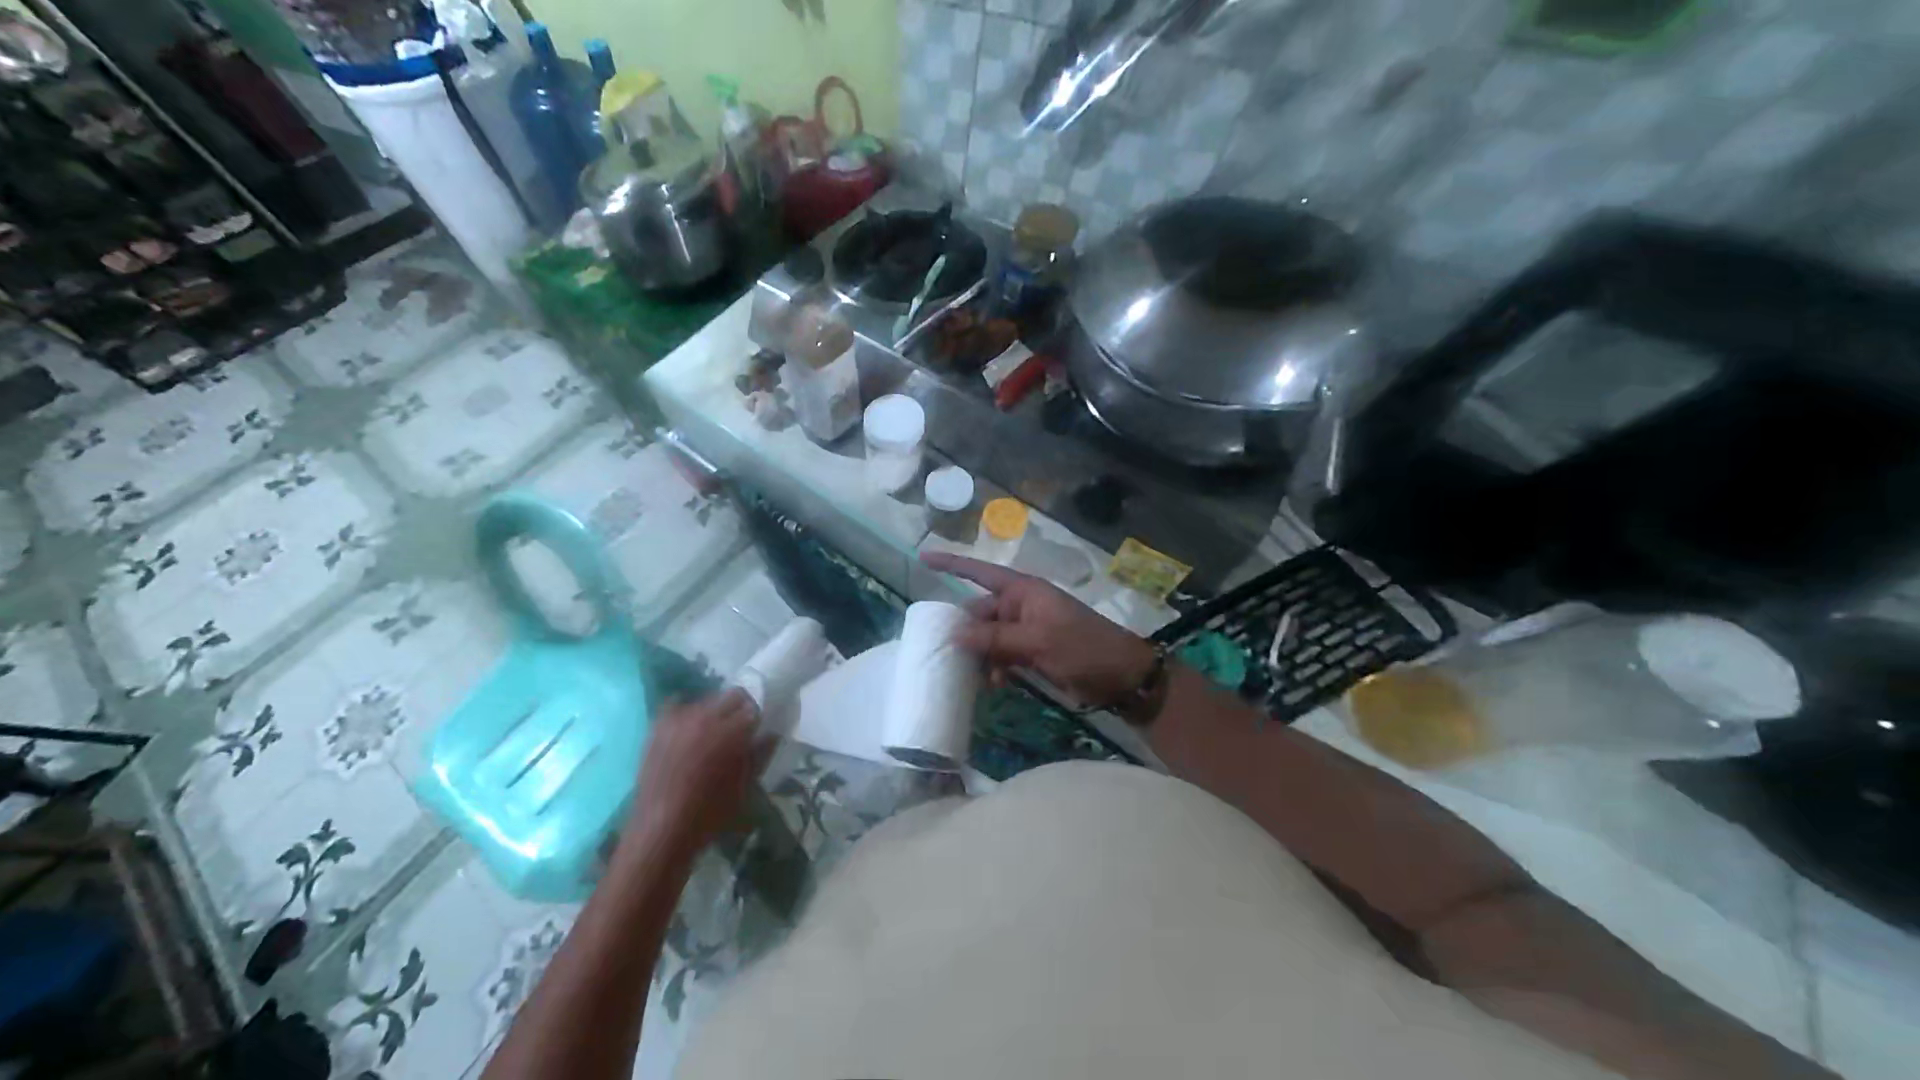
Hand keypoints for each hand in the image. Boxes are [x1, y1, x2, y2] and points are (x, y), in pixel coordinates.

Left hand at [629, 689, 764, 858]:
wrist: (661, 830)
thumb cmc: (710, 812)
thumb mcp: (745, 786)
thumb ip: (761, 754)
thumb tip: (771, 734)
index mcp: (732, 730)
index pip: (755, 707)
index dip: (759, 717)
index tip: (760, 727)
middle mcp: (706, 716)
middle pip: (732, 696)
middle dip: (740, 708)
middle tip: (741, 728)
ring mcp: (679, 719)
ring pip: (706, 701)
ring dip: (715, 712)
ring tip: (713, 732)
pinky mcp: (658, 727)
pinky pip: (677, 706)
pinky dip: (688, 713)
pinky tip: (689, 728)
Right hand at [921, 552, 1155, 709]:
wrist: (1123, 677)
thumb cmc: (1083, 648)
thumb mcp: (1037, 642)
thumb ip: (995, 638)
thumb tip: (954, 634)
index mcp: (1023, 591)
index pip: (979, 572)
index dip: (951, 564)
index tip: (922, 558)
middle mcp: (1021, 606)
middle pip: (979, 613)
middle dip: (964, 633)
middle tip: (946, 657)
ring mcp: (1026, 630)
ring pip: (988, 639)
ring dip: (980, 657)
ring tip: (977, 679)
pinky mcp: (1032, 653)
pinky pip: (1002, 656)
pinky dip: (995, 670)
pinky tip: (995, 685)